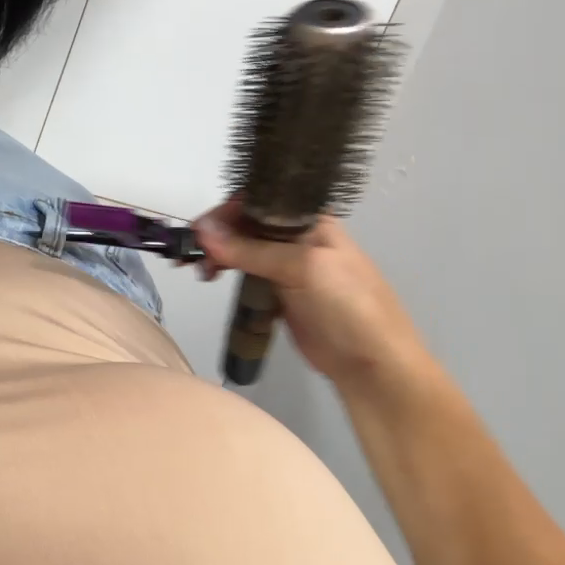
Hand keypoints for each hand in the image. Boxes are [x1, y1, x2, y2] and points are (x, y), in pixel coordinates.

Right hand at [193, 200, 429, 389]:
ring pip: (243, 249)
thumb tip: (202, 231)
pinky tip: (213, 279)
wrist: (372, 362)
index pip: (259, 201)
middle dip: (216, 234)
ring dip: (217, 254)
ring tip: (202, 272)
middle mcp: (297, 237)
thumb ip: (251, 250)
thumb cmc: (347, 306)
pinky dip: (226, 273)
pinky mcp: (279, 292)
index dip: (226, 211)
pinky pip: (247, 274)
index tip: (200, 231)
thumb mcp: (301, 268)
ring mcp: (288, 266)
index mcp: (310, 221)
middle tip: (193, 256)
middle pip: (246, 224)